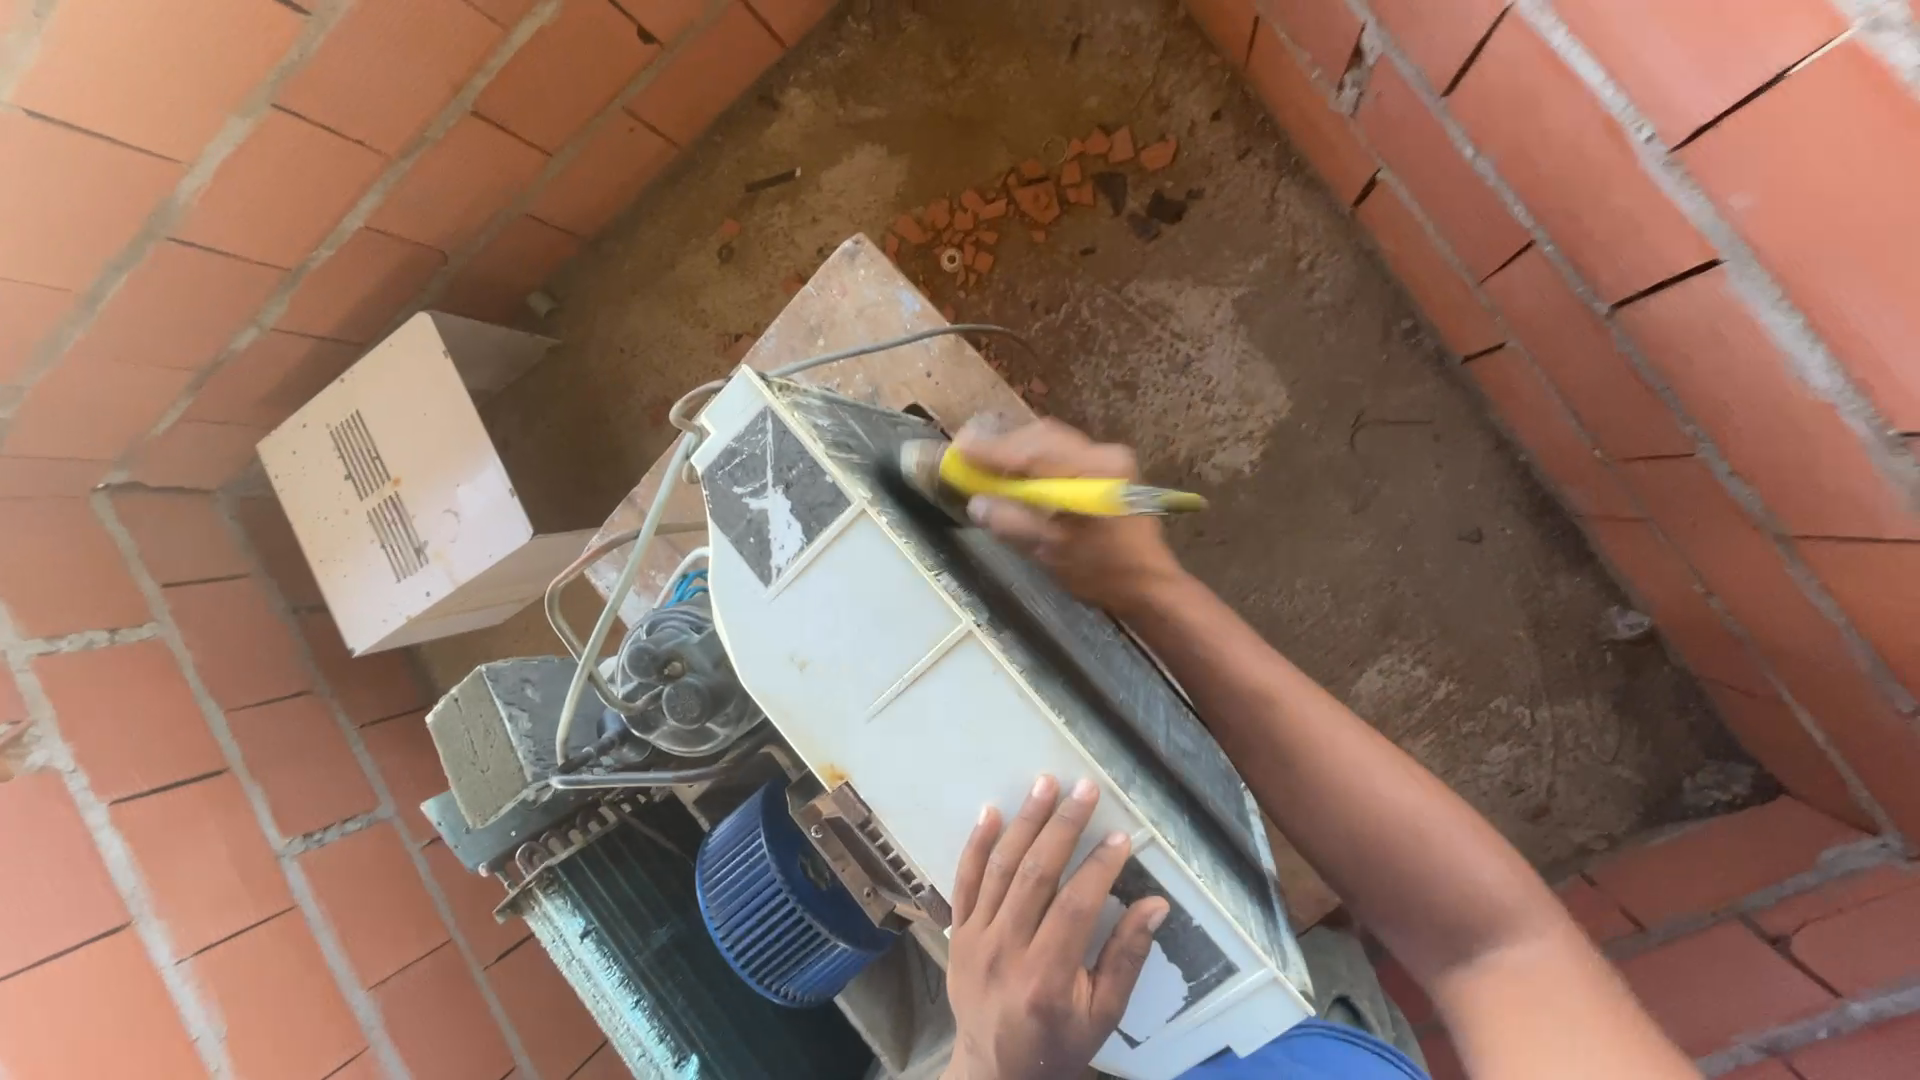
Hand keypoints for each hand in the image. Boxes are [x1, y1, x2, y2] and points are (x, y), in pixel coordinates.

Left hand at [942, 775, 1170, 1079]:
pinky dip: (977, 844)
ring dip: (1025, 821)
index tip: (1121, 837)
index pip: (1075, 906)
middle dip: (1063, 826)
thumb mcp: (1102, 1015)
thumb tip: (1155, 905)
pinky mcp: (957, 931)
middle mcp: (1005, 951)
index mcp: (1046, 978)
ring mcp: (975, 938)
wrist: (993, 1071)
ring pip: (1000, 868)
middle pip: (1036, 875)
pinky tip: (992, 812)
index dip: (1100, 867)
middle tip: (1085, 788)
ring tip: (1045, 784)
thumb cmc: (1057, 1043)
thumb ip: (1126, 957)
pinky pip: (965, 880)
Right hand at [955, 418, 1187, 615]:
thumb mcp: (1051, 552)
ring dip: (1018, 450)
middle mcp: (1103, 455)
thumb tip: (978, 503)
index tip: (958, 449)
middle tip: (967, 453)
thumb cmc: (1103, 573)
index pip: (1033, 452)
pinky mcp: (1108, 468)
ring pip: (1052, 441)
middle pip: (1042, 437)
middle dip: (1002, 444)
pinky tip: (1019, 473)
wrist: (1149, 584)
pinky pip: (1063, 452)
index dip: (992, 450)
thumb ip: (1012, 523)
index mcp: (1092, 473)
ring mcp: (1109, 458)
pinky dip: (1036, 459)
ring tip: (987, 463)